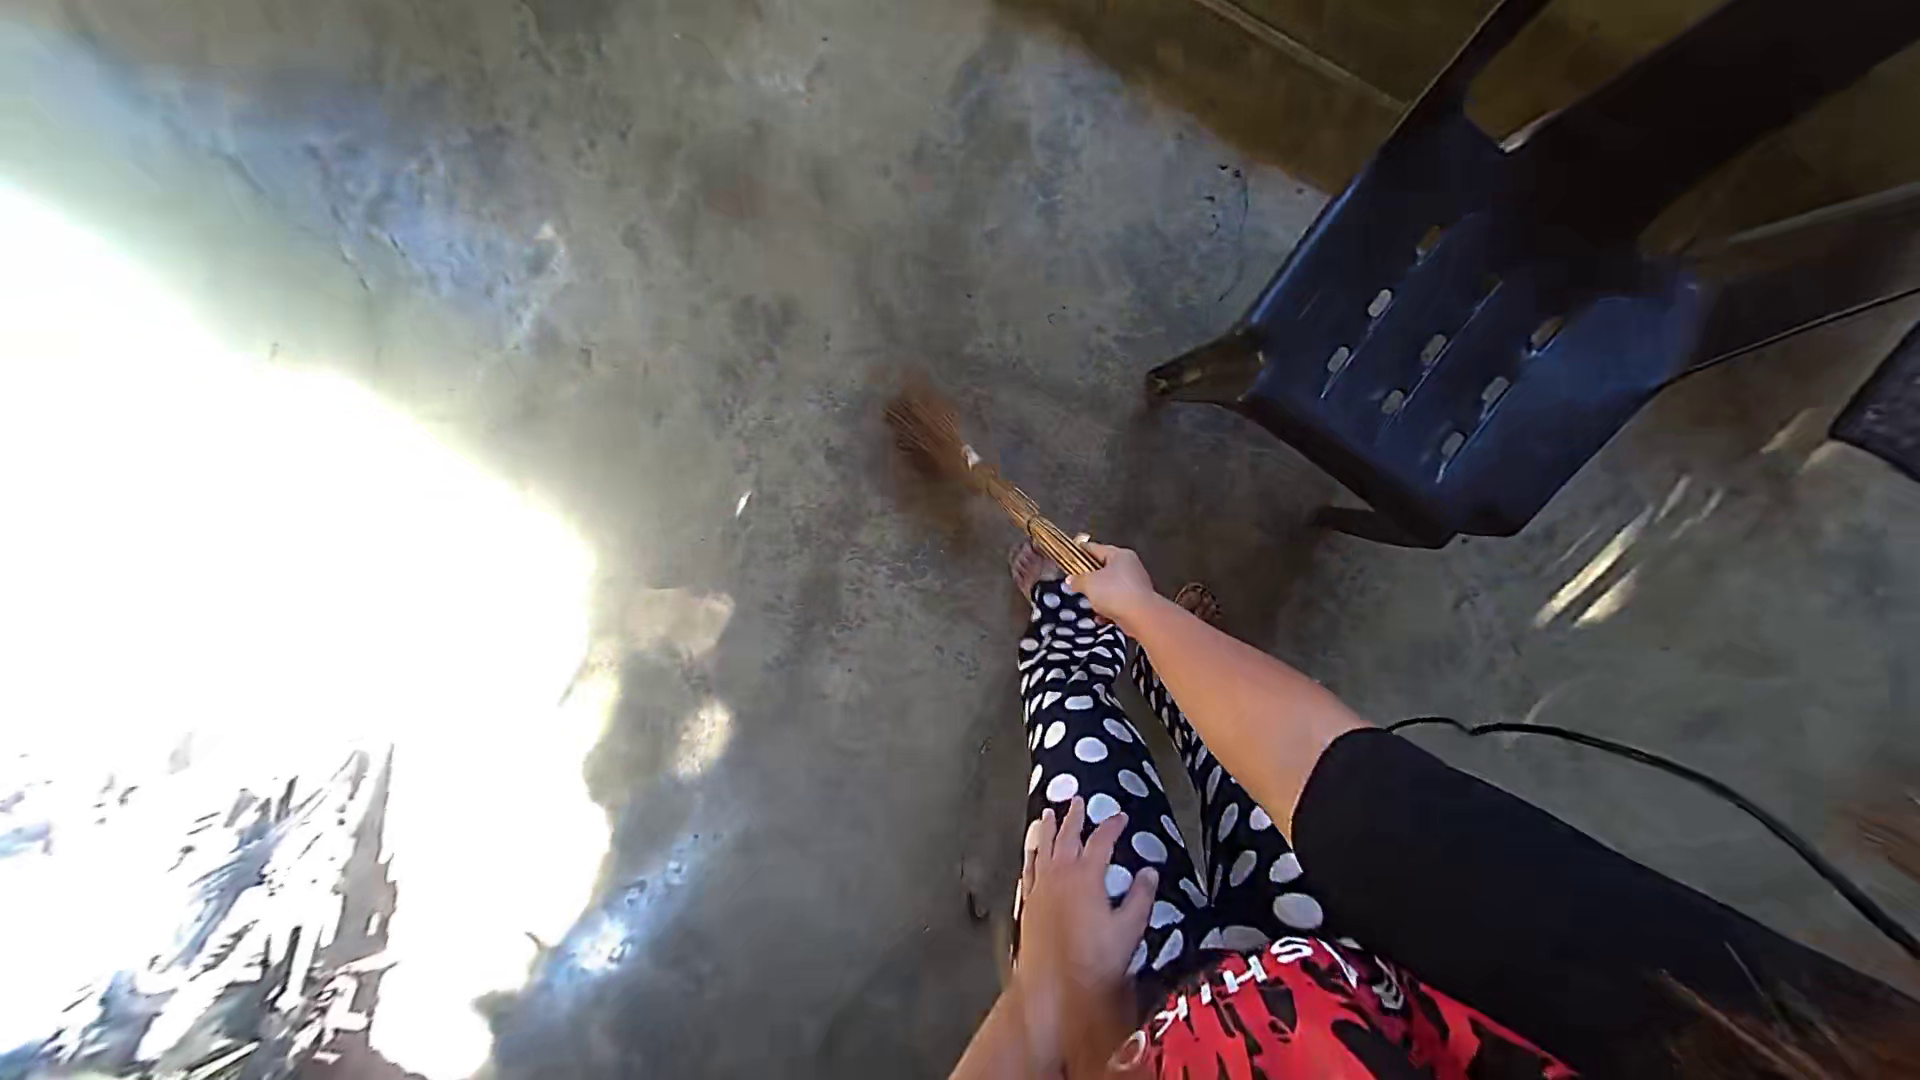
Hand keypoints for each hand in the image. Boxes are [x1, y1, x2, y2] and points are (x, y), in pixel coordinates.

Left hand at [1014, 798, 1157, 1071]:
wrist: (1053, 987)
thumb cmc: (1094, 961)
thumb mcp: (1128, 930)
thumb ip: (1140, 898)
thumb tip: (1149, 872)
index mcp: (1086, 875)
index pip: (1101, 840)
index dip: (1112, 826)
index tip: (1120, 817)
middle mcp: (1061, 873)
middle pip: (1067, 835)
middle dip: (1074, 816)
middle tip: (1078, 801)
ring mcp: (1041, 886)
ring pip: (1043, 846)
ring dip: (1047, 828)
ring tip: (1047, 813)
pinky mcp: (1029, 901)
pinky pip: (1029, 869)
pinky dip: (1032, 855)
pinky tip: (1032, 852)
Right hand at [1067, 543, 1159, 629]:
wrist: (1141, 616)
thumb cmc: (1114, 592)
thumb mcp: (1088, 584)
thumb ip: (1077, 580)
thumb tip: (1071, 580)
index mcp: (1119, 555)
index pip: (1094, 548)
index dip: (1079, 552)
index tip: (1068, 557)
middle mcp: (1130, 566)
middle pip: (1103, 568)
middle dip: (1089, 577)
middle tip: (1076, 583)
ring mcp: (1135, 584)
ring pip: (1110, 586)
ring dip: (1098, 595)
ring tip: (1088, 602)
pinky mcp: (1137, 601)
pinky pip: (1117, 601)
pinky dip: (1108, 608)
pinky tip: (1099, 617)